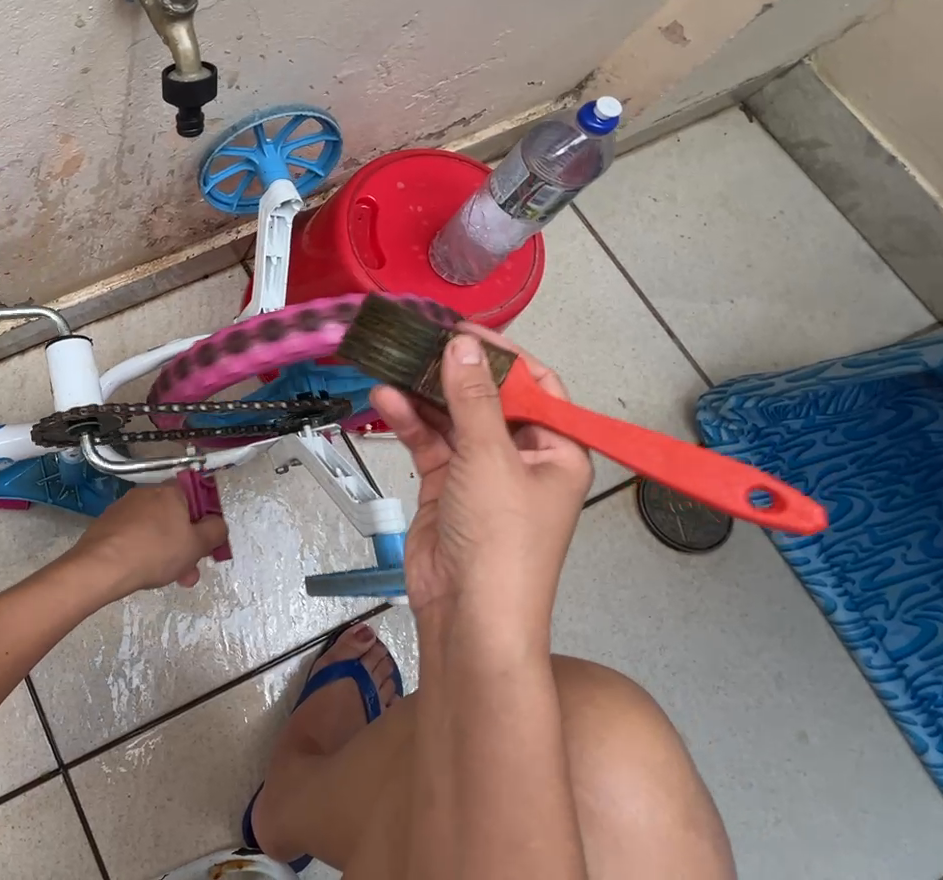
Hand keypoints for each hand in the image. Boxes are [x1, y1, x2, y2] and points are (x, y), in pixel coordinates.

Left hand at [63, 482, 230, 596]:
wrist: (102, 565)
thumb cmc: (155, 552)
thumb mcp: (196, 545)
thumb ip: (215, 532)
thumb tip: (218, 523)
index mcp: (170, 491)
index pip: (195, 494)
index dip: (205, 518)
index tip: (207, 541)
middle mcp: (146, 493)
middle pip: (175, 516)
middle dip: (186, 545)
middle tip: (190, 571)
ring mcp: (124, 508)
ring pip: (156, 530)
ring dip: (167, 552)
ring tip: (170, 578)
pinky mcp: (108, 524)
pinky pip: (135, 536)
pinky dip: (144, 551)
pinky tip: (145, 572)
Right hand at [371, 325, 592, 639]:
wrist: (469, 612)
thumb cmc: (499, 538)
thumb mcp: (489, 458)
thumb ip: (473, 397)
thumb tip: (462, 344)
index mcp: (557, 449)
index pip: (534, 387)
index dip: (500, 356)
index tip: (460, 330)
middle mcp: (522, 458)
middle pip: (487, 400)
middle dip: (453, 373)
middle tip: (417, 342)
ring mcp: (481, 473)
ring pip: (452, 419)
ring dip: (424, 396)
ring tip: (393, 365)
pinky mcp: (446, 487)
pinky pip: (429, 444)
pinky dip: (409, 423)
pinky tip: (385, 401)